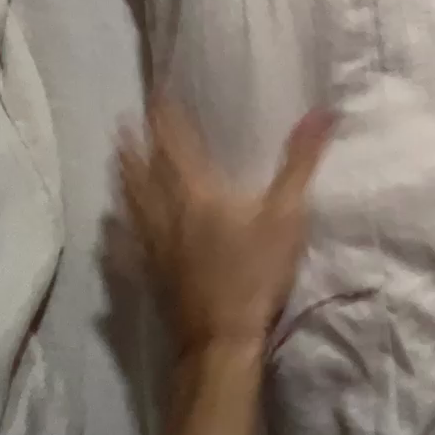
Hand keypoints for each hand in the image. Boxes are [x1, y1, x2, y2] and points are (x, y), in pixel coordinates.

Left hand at [117, 101, 334, 352]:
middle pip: (142, 172)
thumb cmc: (256, 271)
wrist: (221, 339)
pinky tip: (112, 228)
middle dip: (133, 145)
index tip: (154, 94)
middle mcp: (166, 213)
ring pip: (130, 204)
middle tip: (122, 123)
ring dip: (122, 177)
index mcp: (197, 192)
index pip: (175, 145)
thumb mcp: (288, 212)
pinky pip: (126, 243)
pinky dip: (117, 227)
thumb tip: (323, 112)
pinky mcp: (150, 273)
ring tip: (116, 159)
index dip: (164, 119)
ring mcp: (153, 246)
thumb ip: (301, 160)